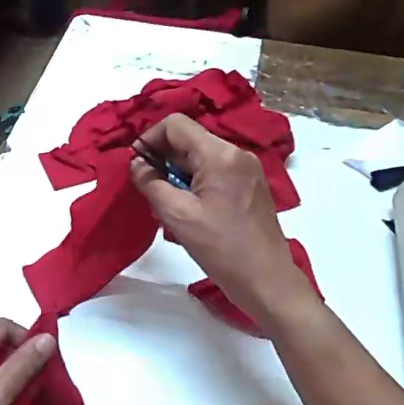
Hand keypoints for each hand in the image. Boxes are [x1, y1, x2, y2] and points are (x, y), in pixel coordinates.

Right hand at [129, 113, 316, 322]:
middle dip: (163, 158)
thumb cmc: (222, 248)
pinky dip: (196, 182)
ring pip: (201, 156)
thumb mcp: (178, 216)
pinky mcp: (251, 185)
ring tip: (167, 203)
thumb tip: (136, 165)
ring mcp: (248, 169)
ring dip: (178, 172)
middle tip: (148, 188)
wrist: (267, 280)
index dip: (149, 139)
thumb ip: (151, 184)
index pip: (176, 124)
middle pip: (189, 139)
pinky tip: (189, 209)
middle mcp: (237, 154)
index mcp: (220, 155)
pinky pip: (215, 171)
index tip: (136, 166)